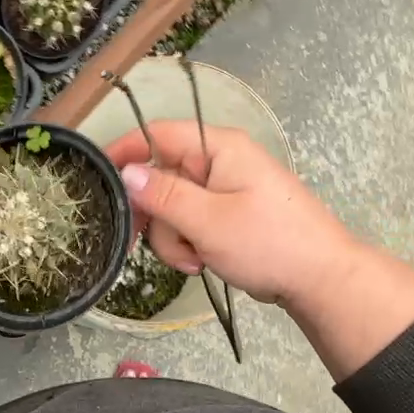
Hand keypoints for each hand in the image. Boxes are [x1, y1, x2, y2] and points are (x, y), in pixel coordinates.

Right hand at [104, 121, 361, 308]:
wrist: (318, 277)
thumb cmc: (268, 243)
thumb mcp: (207, 221)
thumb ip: (163, 196)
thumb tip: (127, 173)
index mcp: (218, 148)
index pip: (157, 134)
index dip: (124, 152)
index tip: (95, 177)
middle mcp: (218, 163)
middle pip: (160, 179)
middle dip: (153, 216)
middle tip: (143, 243)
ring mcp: (222, 191)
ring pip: (171, 209)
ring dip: (172, 239)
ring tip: (193, 261)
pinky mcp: (225, 216)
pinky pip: (188, 225)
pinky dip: (187, 245)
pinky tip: (202, 263)